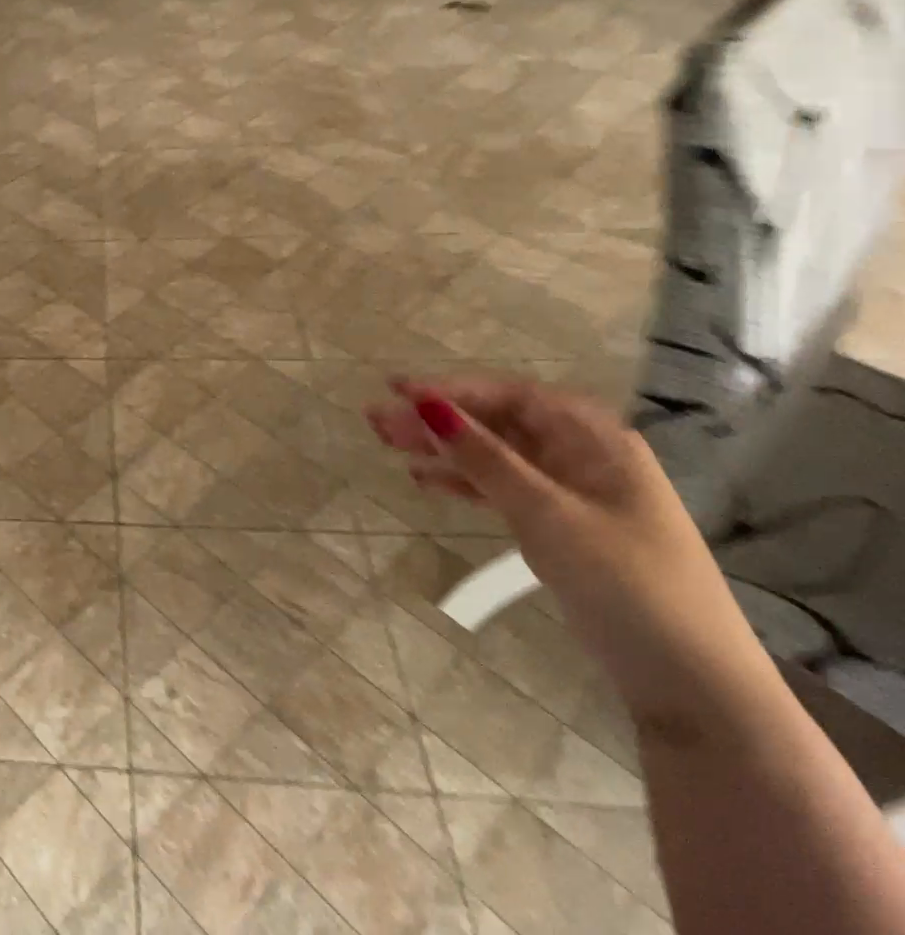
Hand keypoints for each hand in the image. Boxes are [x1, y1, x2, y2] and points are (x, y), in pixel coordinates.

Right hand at [364, 376, 746, 702]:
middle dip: (438, 418)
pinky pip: (501, 489)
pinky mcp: (558, 527)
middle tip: (376, 419)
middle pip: (499, 423)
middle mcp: (583, 456)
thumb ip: (486, 460)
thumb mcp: (548, 514)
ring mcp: (571, 493)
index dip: (453, 389)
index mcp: (595, 440)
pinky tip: (424, 480)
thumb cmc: (624, 581)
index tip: (397, 391)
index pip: (513, 397)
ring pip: (495, 456)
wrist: (683, 669)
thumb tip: (429, 408)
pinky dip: (463, 482)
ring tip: (387, 445)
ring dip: (443, 448)